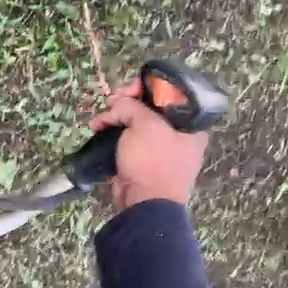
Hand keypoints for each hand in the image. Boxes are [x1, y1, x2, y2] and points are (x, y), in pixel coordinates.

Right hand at [88, 79, 208, 211]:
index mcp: (190, 124)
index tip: (127, 90)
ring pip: (134, 117)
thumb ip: (131, 105)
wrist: (144, 201)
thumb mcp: (145, 125)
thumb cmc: (153, 160)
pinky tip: (97, 127)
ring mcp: (159, 144)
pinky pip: (126, 133)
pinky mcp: (141, 154)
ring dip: (114, 114)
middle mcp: (178, 132)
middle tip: (111, 102)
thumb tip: (116, 105)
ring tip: (99, 119)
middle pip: (149, 104)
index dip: (146, 86)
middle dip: (125, 100)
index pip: (170, 92)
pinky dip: (111, 127)